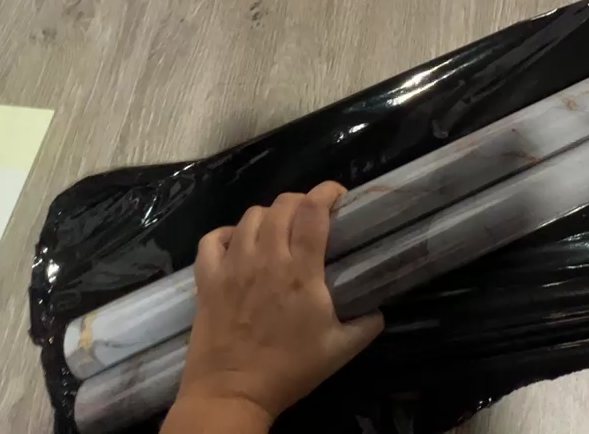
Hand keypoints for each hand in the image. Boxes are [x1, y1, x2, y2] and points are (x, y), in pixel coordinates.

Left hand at [165, 182, 383, 430]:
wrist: (232, 397)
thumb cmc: (288, 371)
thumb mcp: (339, 350)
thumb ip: (366, 325)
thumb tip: (381, 310)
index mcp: (301, 270)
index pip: (314, 210)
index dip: (327, 192)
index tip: (338, 196)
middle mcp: (267, 258)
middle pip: (283, 205)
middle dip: (302, 201)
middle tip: (311, 216)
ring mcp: (233, 266)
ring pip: (251, 216)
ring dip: (268, 216)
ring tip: (277, 230)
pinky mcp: (207, 280)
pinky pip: (212, 239)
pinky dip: (227, 234)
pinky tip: (239, 244)